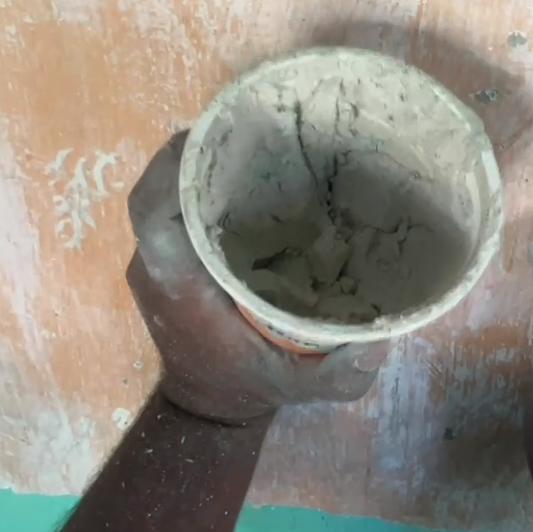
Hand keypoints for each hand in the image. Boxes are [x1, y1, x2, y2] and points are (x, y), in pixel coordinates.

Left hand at [127, 133, 388, 424]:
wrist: (209, 406)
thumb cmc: (247, 386)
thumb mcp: (298, 385)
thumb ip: (339, 373)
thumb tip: (379, 340)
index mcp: (180, 287)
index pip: (153, 216)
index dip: (171, 170)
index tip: (208, 134)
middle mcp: (159, 270)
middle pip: (156, 197)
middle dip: (190, 155)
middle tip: (239, 125)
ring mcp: (158, 266)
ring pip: (163, 202)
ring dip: (192, 169)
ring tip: (242, 142)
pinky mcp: (169, 264)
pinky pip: (173, 215)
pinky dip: (196, 190)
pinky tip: (240, 178)